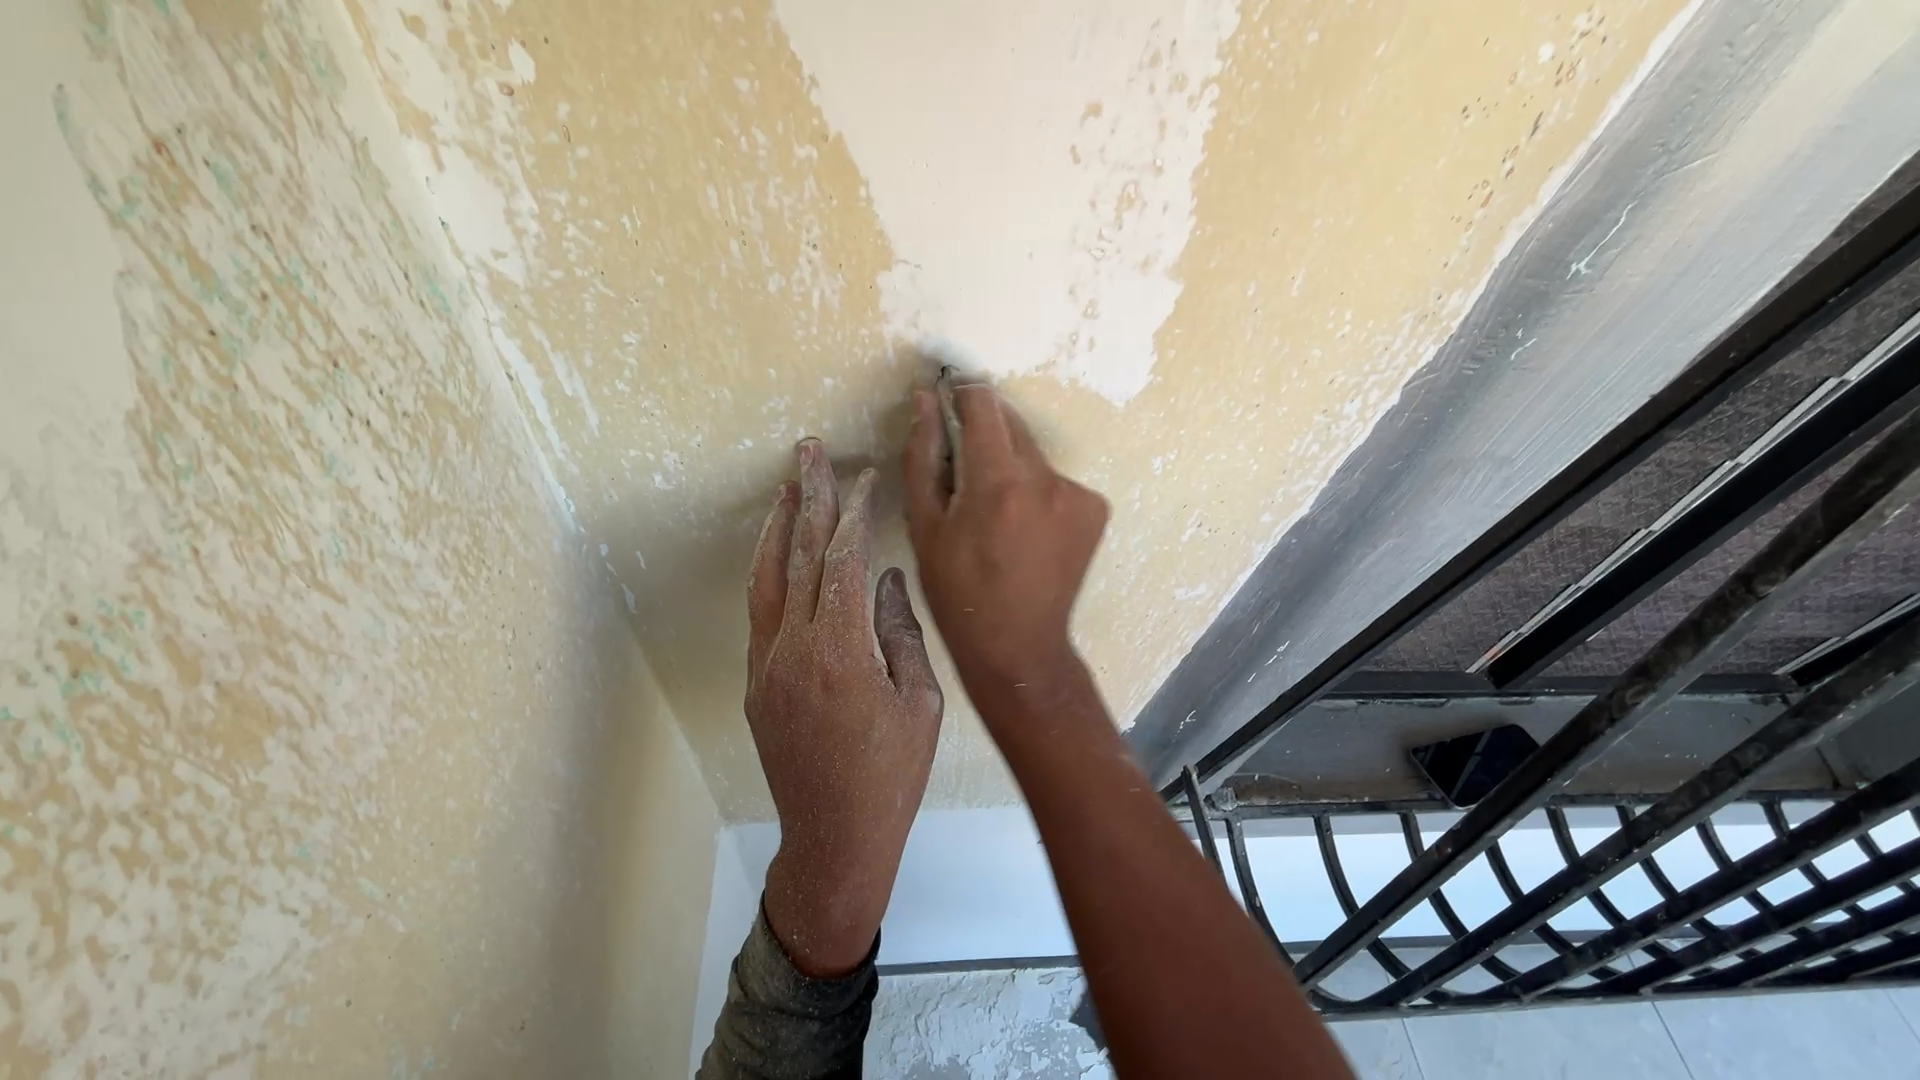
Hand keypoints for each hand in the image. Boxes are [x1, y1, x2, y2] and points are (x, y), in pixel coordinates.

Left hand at [746, 438, 943, 976]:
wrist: (834, 838)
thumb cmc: (892, 775)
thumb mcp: (919, 703)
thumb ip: (901, 633)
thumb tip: (886, 579)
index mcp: (841, 649)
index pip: (845, 559)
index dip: (856, 512)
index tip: (866, 477)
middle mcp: (794, 647)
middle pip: (799, 555)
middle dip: (807, 496)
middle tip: (808, 450)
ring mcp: (768, 665)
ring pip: (767, 578)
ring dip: (779, 527)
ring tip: (789, 486)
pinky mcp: (757, 684)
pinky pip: (761, 611)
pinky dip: (771, 571)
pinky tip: (782, 554)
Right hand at [902, 384, 1108, 702]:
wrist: (1018, 644)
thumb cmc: (957, 590)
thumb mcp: (924, 526)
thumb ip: (923, 455)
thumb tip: (925, 399)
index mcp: (998, 483)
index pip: (983, 404)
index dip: (963, 395)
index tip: (949, 399)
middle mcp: (1045, 479)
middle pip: (1012, 425)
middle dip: (985, 435)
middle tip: (966, 472)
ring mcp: (1077, 493)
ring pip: (1033, 454)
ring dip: (1012, 465)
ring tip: (997, 512)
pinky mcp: (1095, 508)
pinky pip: (1056, 480)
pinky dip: (1038, 490)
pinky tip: (1026, 527)